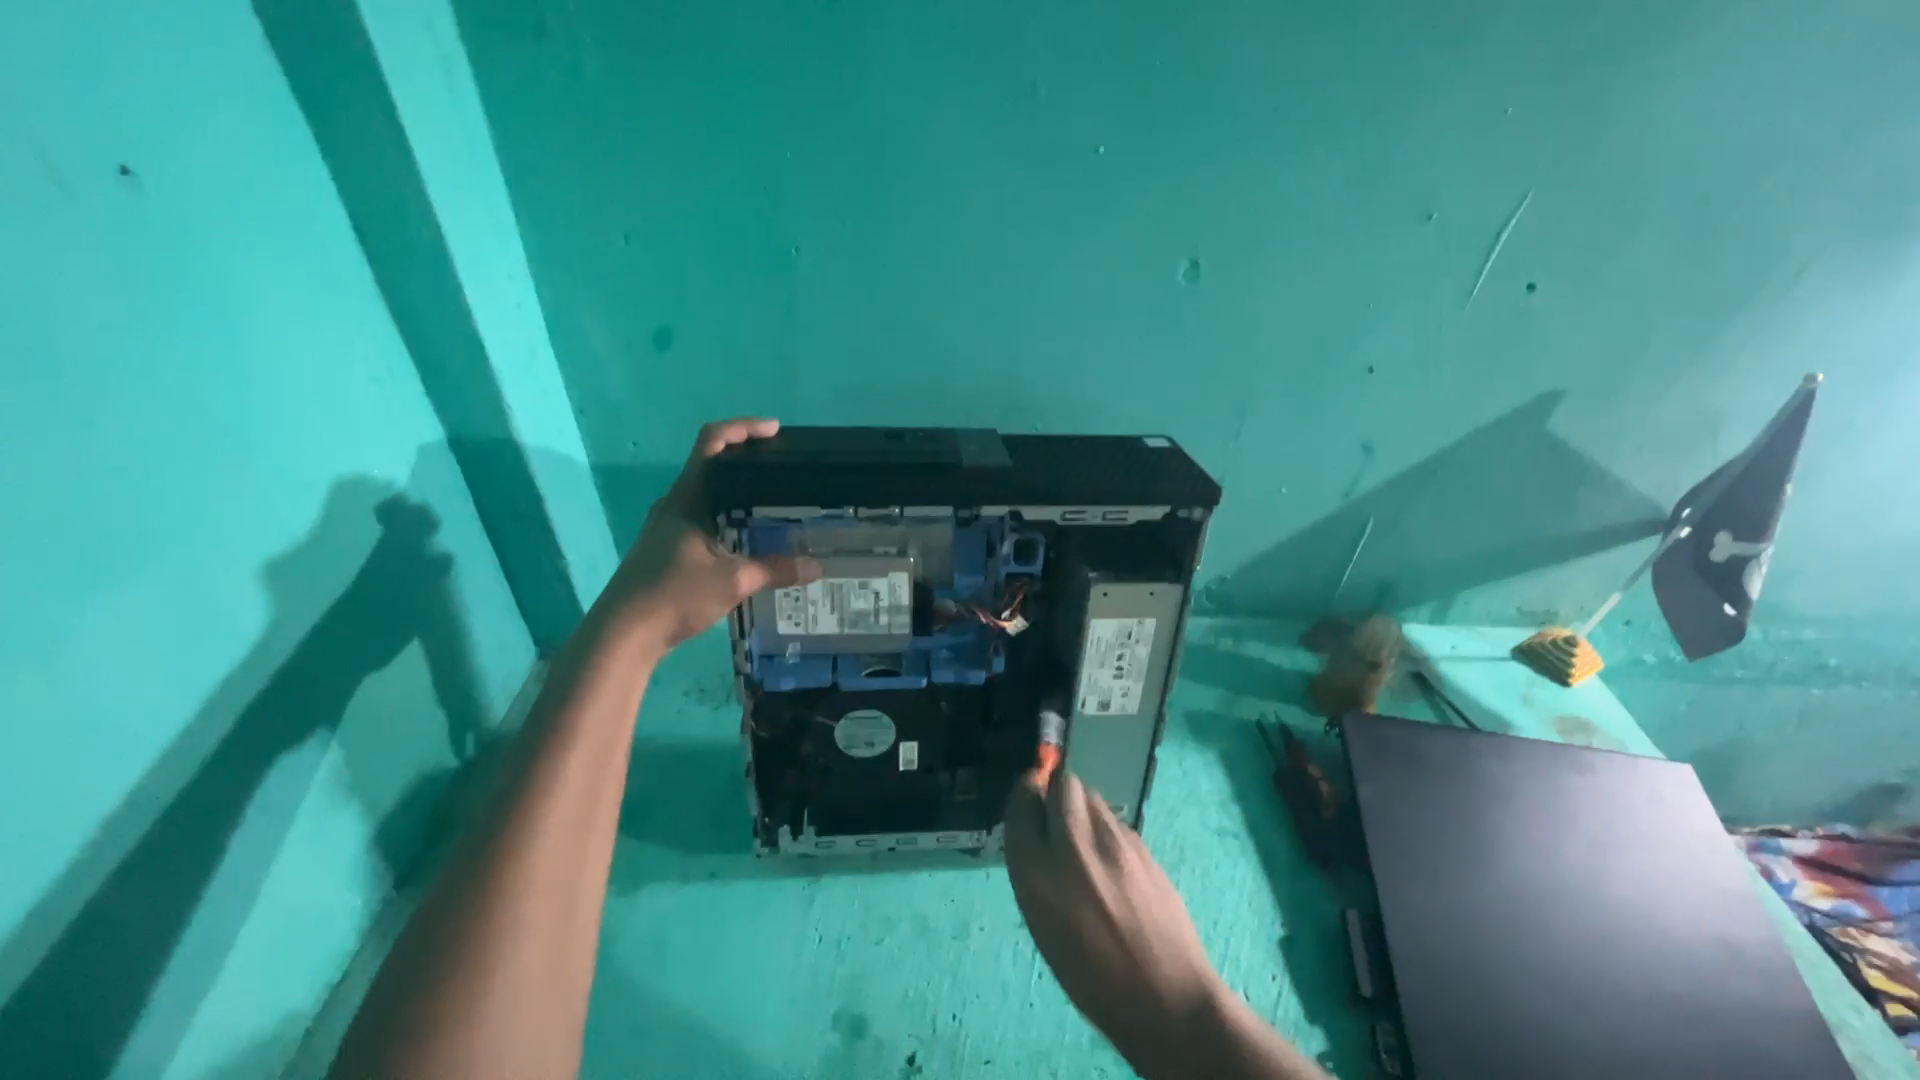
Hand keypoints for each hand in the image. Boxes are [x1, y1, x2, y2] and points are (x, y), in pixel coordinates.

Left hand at [597, 417, 820, 650]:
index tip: (775, 431)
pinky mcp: (668, 548)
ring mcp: (668, 526)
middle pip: (713, 466)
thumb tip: (816, 566)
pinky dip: (730, 519)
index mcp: (687, 497)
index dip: (743, 428)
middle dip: (749, 463)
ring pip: (709, 496)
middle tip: (786, 472)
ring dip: (739, 494)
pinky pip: (705, 520)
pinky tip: (751, 539)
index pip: (711, 441)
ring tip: (777, 505)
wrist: (623, 633)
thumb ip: (775, 570)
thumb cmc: (674, 595)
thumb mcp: (733, 581)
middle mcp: (675, 503)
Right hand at [1003, 769, 1228, 1075]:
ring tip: (1085, 838)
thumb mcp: (1044, 927)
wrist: (1165, 996)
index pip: (1022, 803)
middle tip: (1057, 817)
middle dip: (1057, 791)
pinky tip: (1111, 860)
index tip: (1028, 798)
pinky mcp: (1143, 846)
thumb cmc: (1092, 980)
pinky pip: (1115, 820)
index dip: (1024, 794)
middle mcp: (1072, 846)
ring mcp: (1113, 843)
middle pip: (1062, 784)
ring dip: (1082, 807)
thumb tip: (1037, 836)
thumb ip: (1035, 873)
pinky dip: (1106, 829)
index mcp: (1036, 873)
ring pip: (1092, 796)